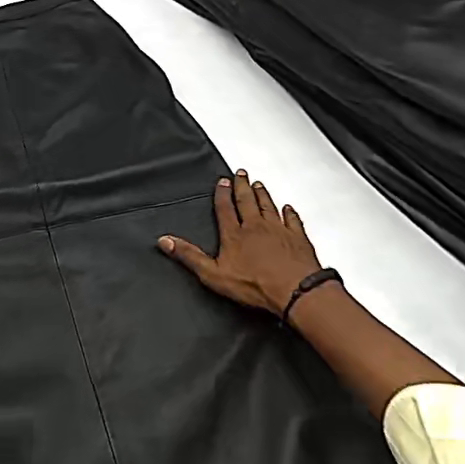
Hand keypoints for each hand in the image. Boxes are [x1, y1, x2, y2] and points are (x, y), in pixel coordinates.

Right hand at [158, 170, 321, 315]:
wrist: (294, 289)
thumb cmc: (255, 284)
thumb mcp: (213, 274)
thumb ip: (189, 255)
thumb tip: (166, 241)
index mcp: (234, 234)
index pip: (225, 208)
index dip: (223, 194)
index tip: (222, 182)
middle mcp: (256, 226)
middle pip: (247, 201)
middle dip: (242, 187)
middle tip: (241, 174)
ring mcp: (278, 230)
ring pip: (268, 206)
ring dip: (262, 194)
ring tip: (258, 184)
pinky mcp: (297, 238)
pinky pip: (292, 220)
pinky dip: (290, 213)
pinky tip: (288, 208)